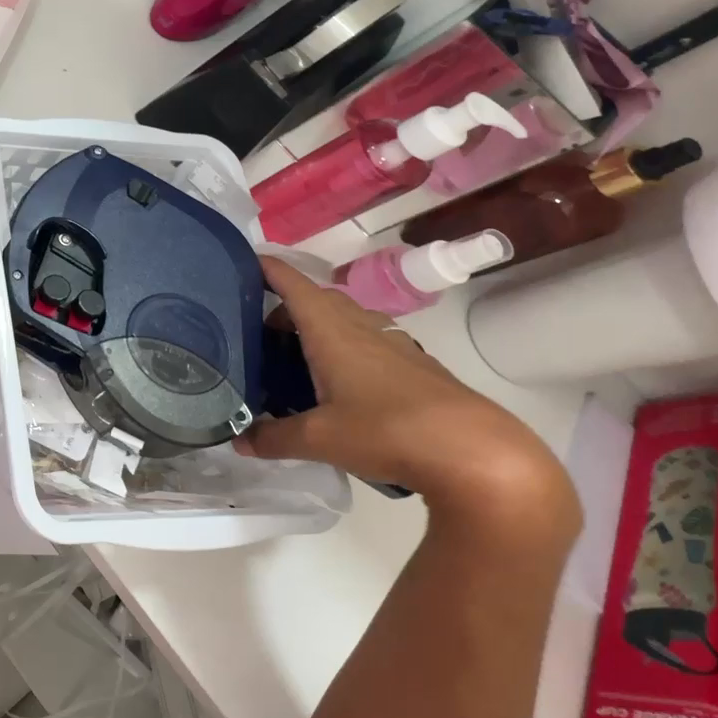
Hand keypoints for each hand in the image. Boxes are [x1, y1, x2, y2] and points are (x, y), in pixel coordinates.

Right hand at [238, 257, 577, 527]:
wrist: (479, 457)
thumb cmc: (389, 432)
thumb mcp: (319, 440)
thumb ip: (272, 438)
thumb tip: (239, 440)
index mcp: (332, 332)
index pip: (294, 286)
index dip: (268, 269)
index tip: (243, 261)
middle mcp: (363, 330)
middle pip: (320, 300)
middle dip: (288, 305)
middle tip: (259, 330)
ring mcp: (396, 348)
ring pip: (349, 320)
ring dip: (321, 326)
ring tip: (296, 357)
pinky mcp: (419, 371)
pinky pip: (371, 344)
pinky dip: (347, 350)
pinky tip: (340, 385)